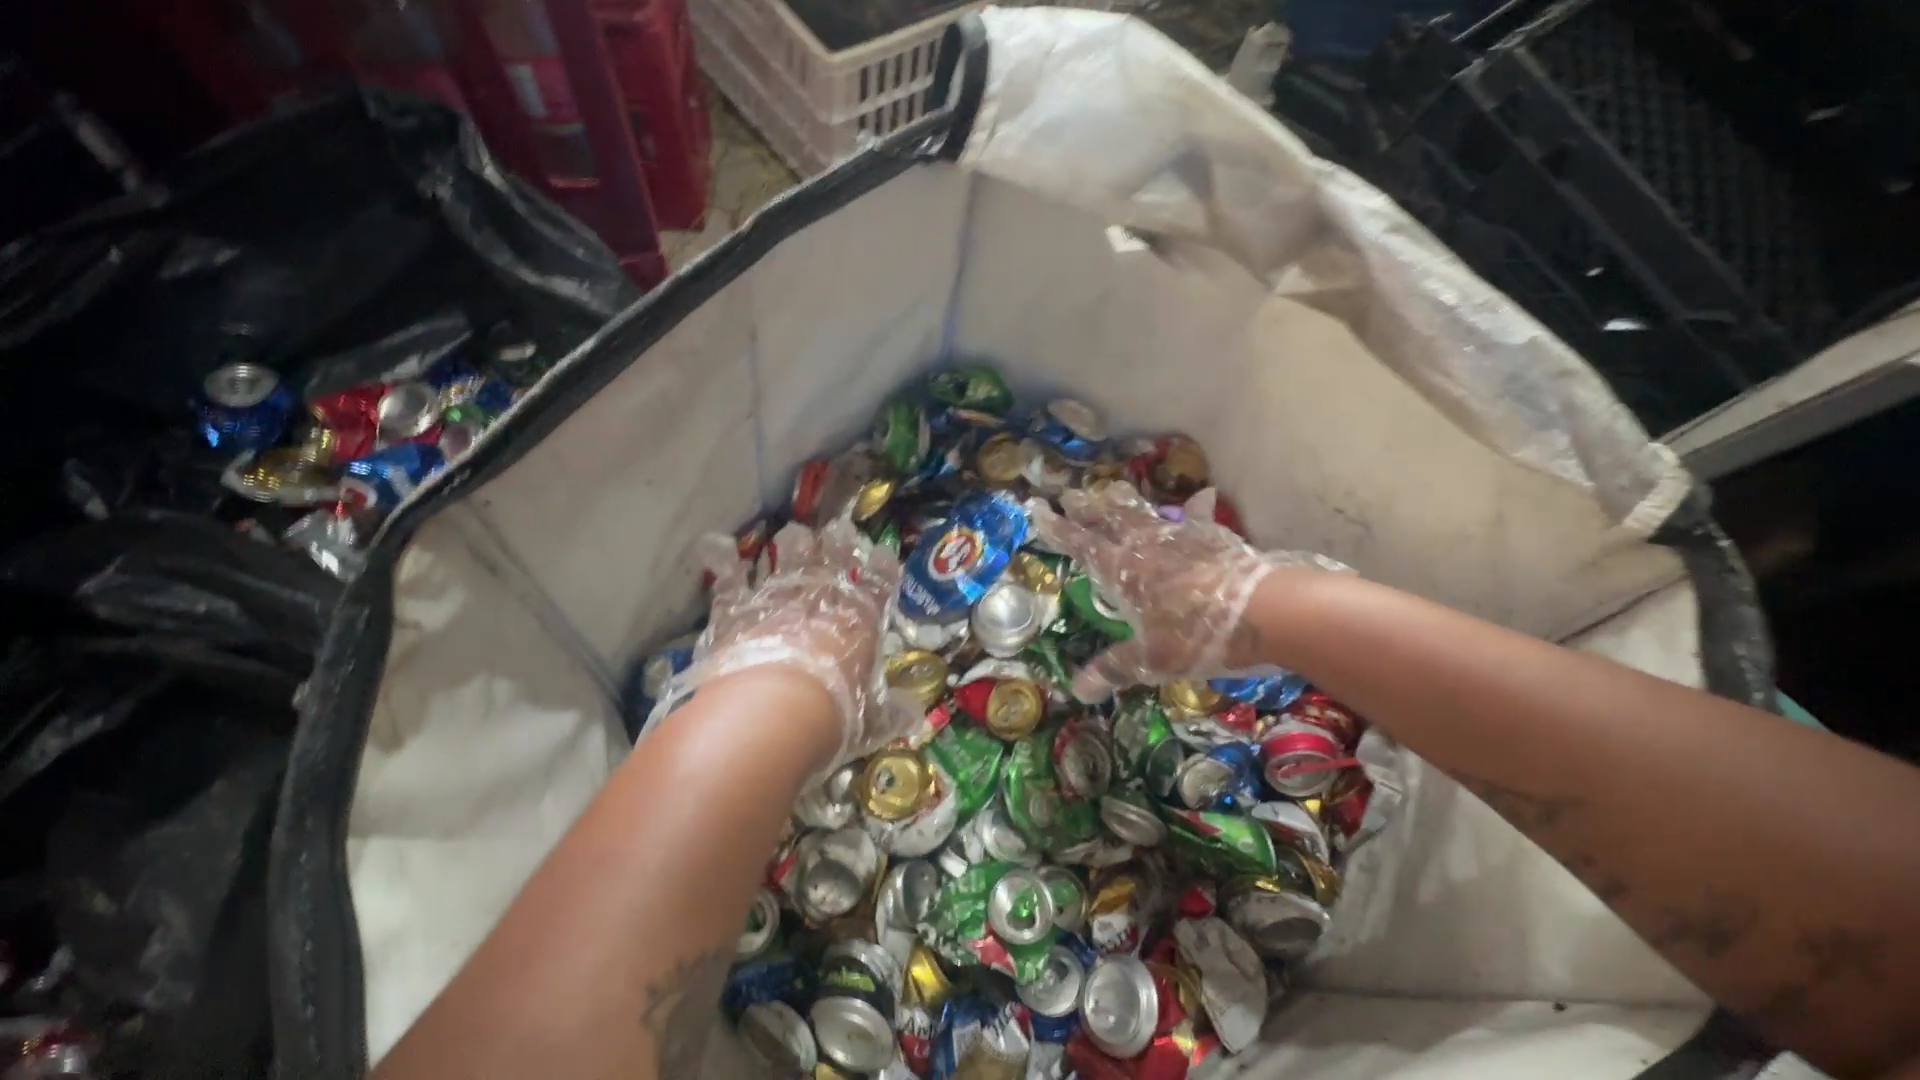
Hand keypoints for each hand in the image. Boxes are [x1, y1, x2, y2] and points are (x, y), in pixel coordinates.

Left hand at [662, 519, 906, 773]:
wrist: (774, 712)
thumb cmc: (834, 715)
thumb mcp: (872, 722)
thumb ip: (891, 713)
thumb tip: (914, 715)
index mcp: (861, 621)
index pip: (880, 583)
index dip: (883, 567)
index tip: (882, 554)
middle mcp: (822, 599)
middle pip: (834, 558)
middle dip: (839, 542)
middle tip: (839, 530)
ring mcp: (777, 598)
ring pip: (787, 558)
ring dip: (791, 544)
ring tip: (793, 533)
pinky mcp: (737, 608)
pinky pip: (729, 577)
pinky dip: (722, 559)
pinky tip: (716, 544)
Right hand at [1029, 483, 1347, 700]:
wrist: (1267, 611)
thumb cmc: (1200, 636)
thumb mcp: (1153, 660)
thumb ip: (1115, 669)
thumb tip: (1077, 691)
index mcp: (1124, 571)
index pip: (1081, 544)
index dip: (1057, 527)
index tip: (1037, 509)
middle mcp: (1147, 547)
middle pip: (1110, 519)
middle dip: (1087, 507)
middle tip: (1069, 493)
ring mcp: (1182, 538)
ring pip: (1145, 512)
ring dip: (1125, 501)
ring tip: (1111, 489)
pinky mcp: (1214, 539)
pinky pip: (1198, 519)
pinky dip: (1195, 509)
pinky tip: (1201, 496)